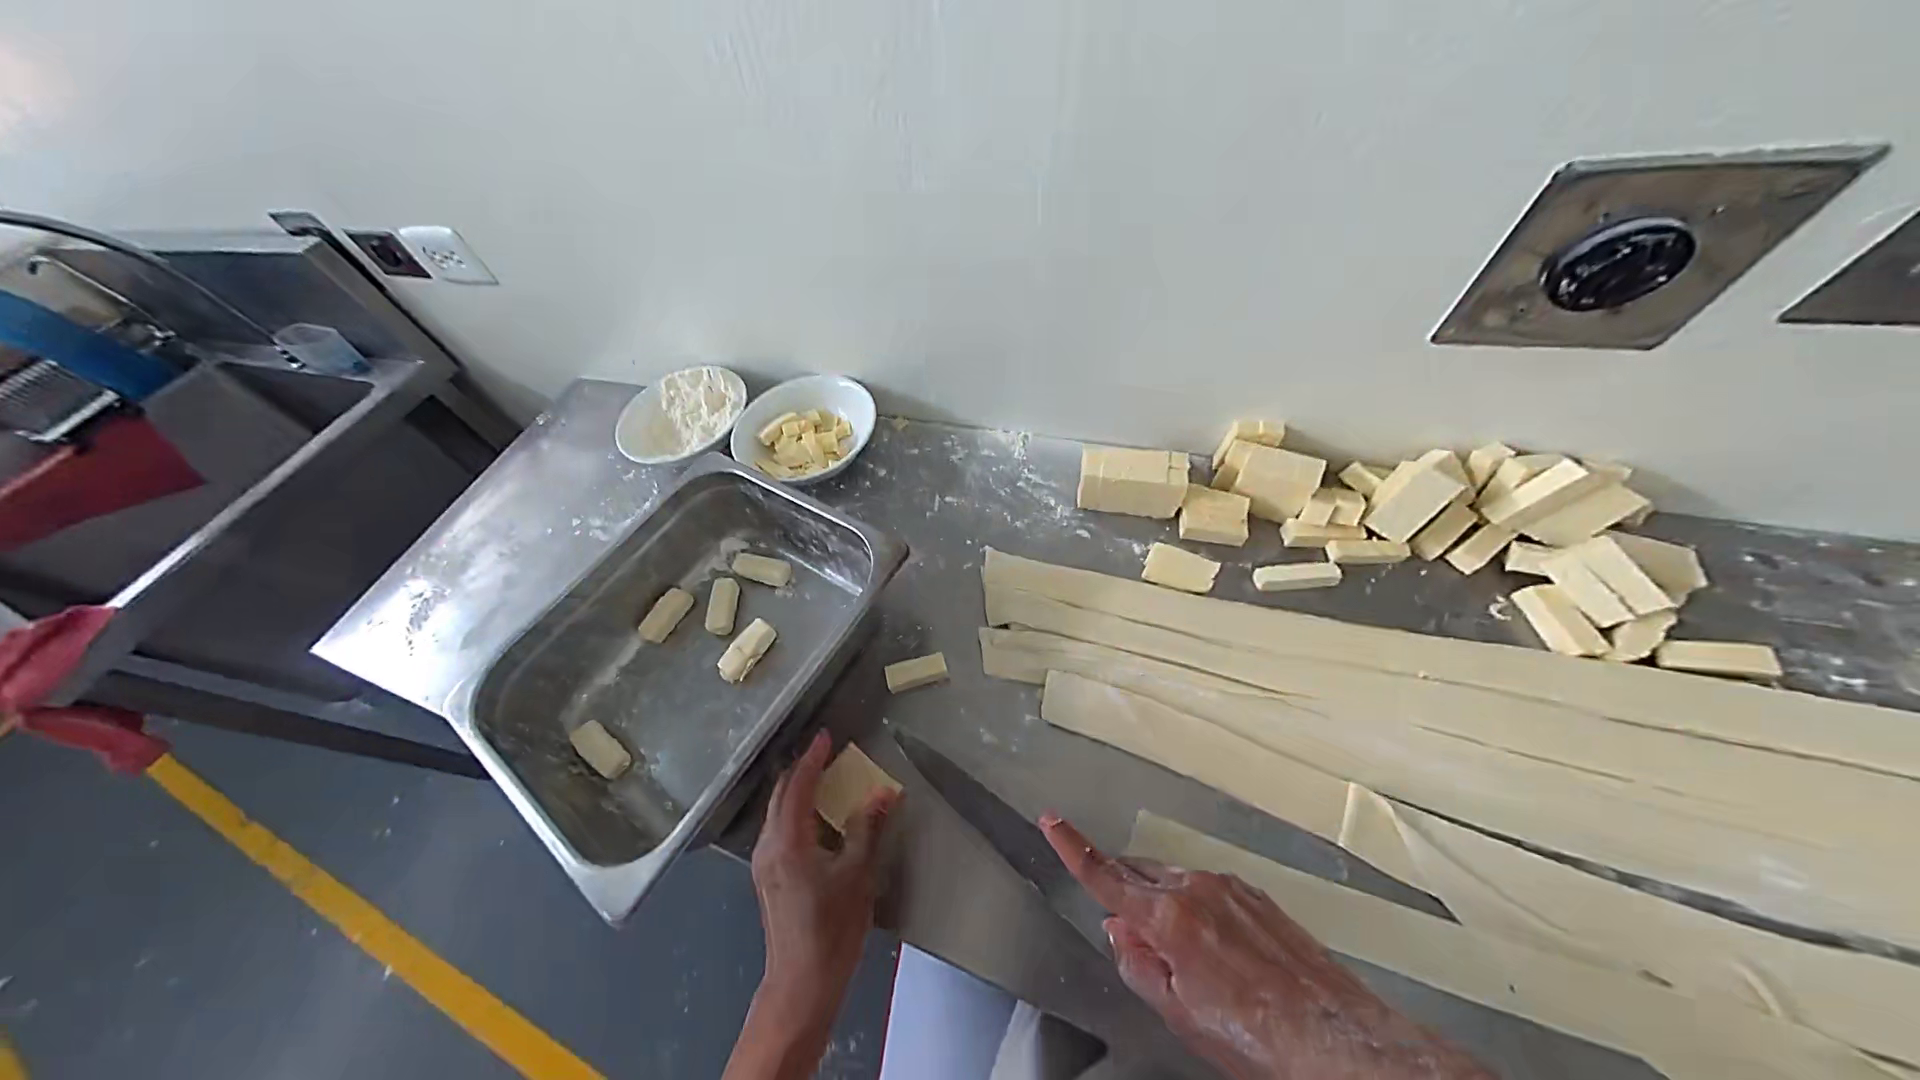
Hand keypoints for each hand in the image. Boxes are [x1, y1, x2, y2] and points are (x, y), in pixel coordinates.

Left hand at [751, 730, 899, 1006]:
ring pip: (778, 812)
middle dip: (802, 770)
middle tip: (826, 752)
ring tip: (824, 776)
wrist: (801, 984)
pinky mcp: (768, 876)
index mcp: (787, 841)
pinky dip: (797, 811)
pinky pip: (780, 828)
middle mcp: (767, 846)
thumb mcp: (857, 875)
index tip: (826, 736)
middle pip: (780, 795)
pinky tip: (817, 816)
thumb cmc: (831, 929)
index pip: (797, 786)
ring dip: (799, 790)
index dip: (812, 758)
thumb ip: (868, 829)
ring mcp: (763, 863)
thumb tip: (884, 792)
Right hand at [1040, 815, 1491, 1079]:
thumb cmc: (1252, 1035)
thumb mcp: (1179, 1013)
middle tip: (1130, 931)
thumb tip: (1116, 929)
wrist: (1336, 1039)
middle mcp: (1194, 888)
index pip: (1105, 876)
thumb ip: (1137, 963)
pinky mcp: (1253, 892)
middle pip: (1139, 874)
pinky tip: (1215, 944)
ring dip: (1161, 901)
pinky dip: (1194, 904)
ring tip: (1181, 952)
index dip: (1072, 847)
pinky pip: (1206, 886)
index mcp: (1168, 918)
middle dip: (1124, 890)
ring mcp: (1227, 886)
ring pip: (1172, 879)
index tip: (1051, 820)